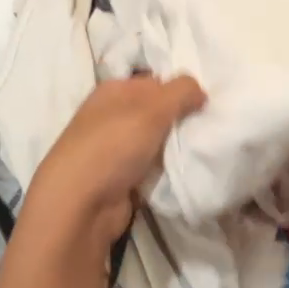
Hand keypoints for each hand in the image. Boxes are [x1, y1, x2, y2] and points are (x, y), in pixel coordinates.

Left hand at [23, 75, 206, 246]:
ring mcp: (112, 149)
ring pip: (155, 140)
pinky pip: (150, 167)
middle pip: (156, 111)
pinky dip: (165, 170)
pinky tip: (183, 171)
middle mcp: (111, 115)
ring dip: (174, 146)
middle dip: (180, 118)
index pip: (156, 80)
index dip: (180, 89)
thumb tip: (200, 91)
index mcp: (113, 90)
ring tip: (200, 149)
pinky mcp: (118, 179)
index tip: (206, 102)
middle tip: (208, 126)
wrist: (80, 207)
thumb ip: (183, 90)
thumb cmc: (114, 145)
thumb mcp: (155, 107)